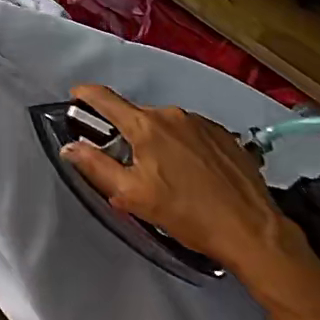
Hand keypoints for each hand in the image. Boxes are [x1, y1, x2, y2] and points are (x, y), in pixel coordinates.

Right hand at [60, 84, 305, 278]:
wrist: (247, 225)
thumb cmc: (188, 214)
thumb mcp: (133, 196)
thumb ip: (97, 167)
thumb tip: (71, 147)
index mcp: (147, 127)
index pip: (108, 101)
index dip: (88, 95)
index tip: (77, 94)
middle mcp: (173, 115)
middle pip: (138, 117)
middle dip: (128, 136)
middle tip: (128, 168)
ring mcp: (200, 121)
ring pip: (166, 126)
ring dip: (158, 144)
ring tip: (166, 179)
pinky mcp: (221, 133)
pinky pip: (191, 133)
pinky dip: (183, 147)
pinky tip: (190, 175)